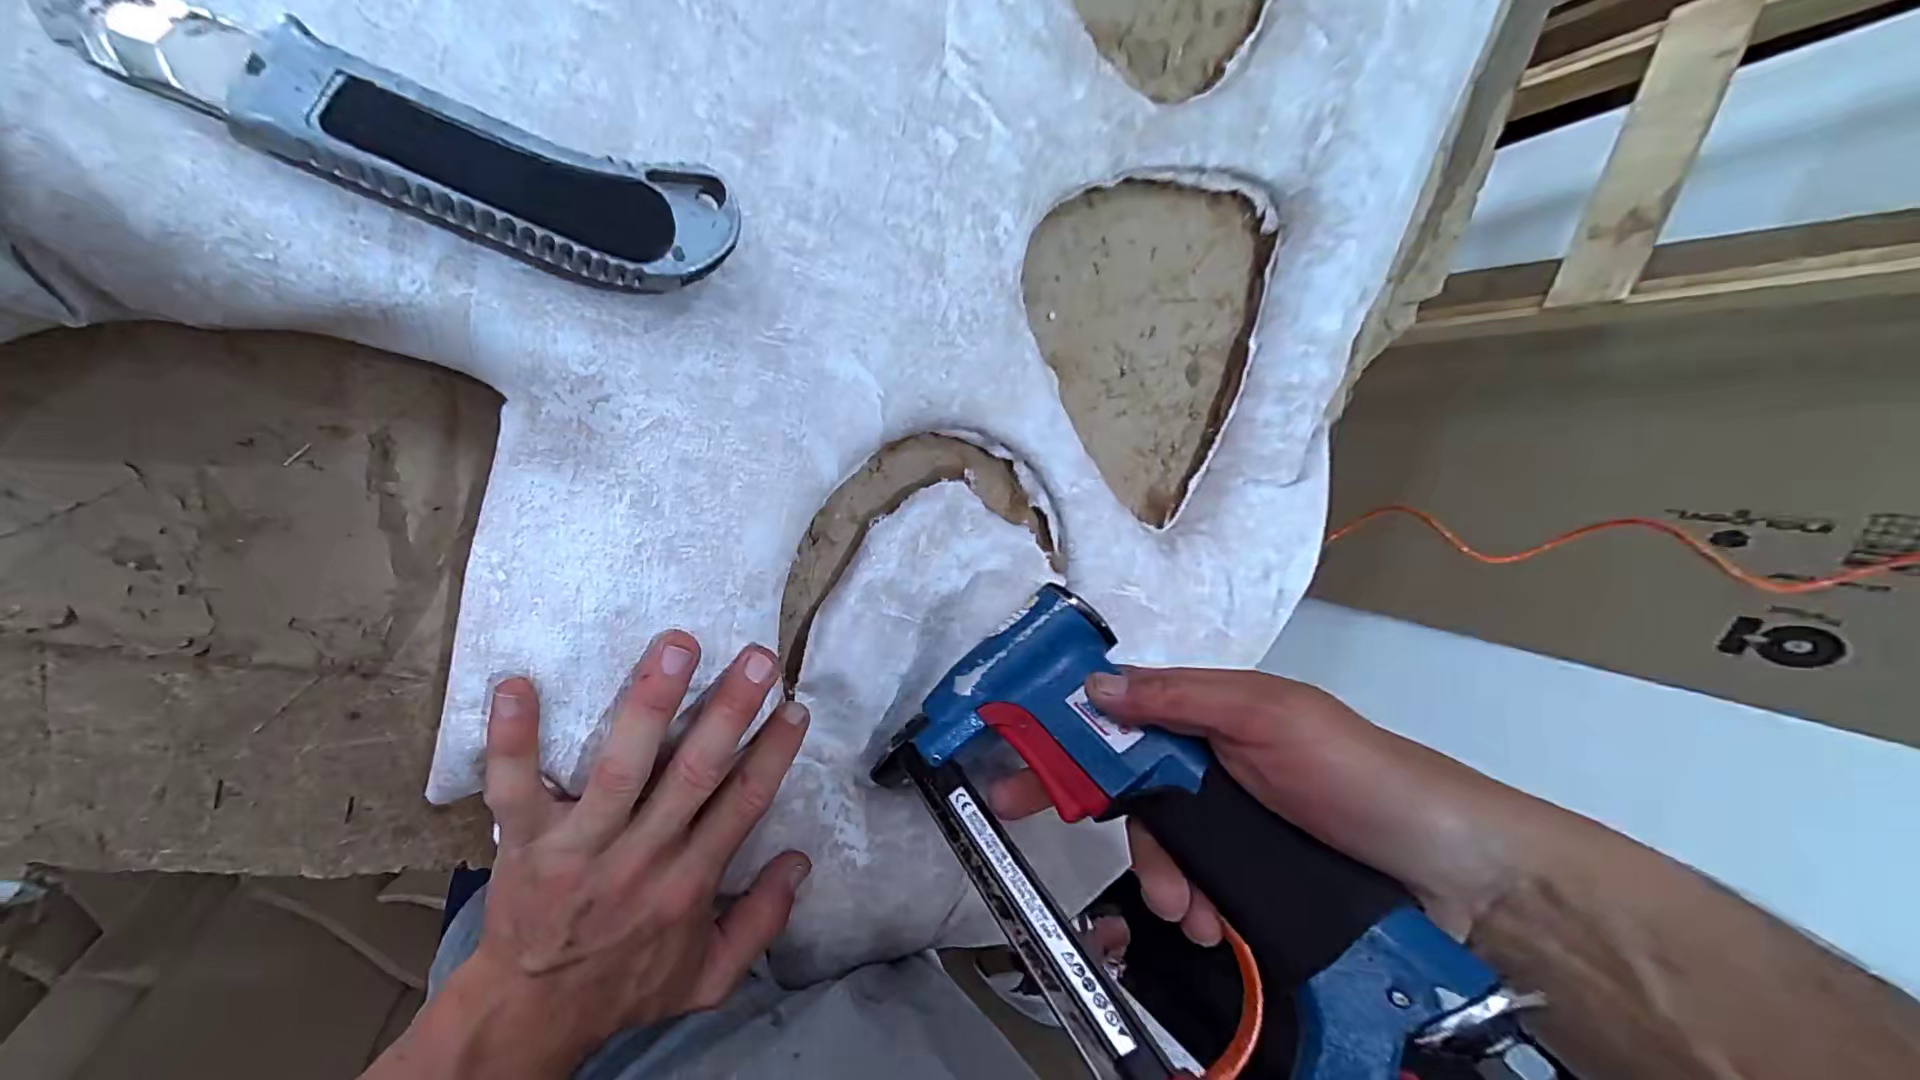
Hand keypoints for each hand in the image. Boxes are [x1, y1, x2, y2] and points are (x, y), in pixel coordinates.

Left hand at [383, 633, 811, 1076]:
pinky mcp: (525, 842)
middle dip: (729, 712)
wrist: (528, 1015)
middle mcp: (643, 856)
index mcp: (691, 881)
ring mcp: (581, 846)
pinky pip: (515, 787)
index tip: (794, 706)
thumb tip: (802, 860)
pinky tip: (517, 684)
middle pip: (695, 774)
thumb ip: (761, 922)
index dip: (774, 753)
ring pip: (622, 767)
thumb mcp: (709, 976)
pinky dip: (514, 738)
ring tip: (677, 647)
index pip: (743, 804)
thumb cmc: (626, 981)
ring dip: (650, 704)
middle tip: (757, 660)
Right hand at [991, 668, 1560, 942]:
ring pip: (1151, 838)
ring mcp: (1221, 817)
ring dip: (1153, 872)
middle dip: (1085, 804)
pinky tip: (1203, 919)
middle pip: (1120, 777)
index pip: (1118, 711)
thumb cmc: (1357, 774)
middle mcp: (1205, 760)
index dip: (1065, 727)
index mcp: (1205, 712)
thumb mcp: (1265, 717)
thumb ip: (1179, 699)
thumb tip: (1096, 687)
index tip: (1014, 750)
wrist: (1451, 876)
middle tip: (1024, 815)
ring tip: (1181, 906)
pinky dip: (1182, 901)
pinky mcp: (1238, 867)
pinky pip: (1185, 880)